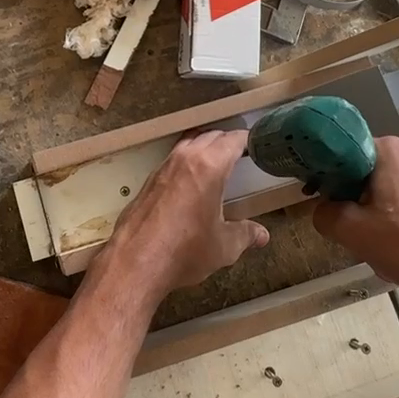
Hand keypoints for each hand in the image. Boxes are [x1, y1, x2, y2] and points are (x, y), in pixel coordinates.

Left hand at [89, 129, 269, 306]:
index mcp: (208, 166)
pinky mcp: (149, 179)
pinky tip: (192, 181)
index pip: (232, 140)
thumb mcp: (224, 246)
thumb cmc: (185, 250)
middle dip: (227, 141)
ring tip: (218, 162)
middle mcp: (184, 158)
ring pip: (188, 143)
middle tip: (242, 154)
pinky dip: (187, 160)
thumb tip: (262, 235)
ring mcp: (163, 166)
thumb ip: (246, 234)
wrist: (136, 260)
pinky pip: (173, 158)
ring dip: (204, 146)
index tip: (259, 145)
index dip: (248, 140)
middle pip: (210, 136)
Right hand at [312, 135, 398, 311]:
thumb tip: (323, 210)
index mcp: (386, 149)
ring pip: (390, 193)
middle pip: (366, 174)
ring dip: (380, 218)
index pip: (340, 152)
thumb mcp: (355, 233)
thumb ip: (325, 216)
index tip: (323, 203)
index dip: (326, 178)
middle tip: (357, 233)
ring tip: (387, 250)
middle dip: (356, 204)